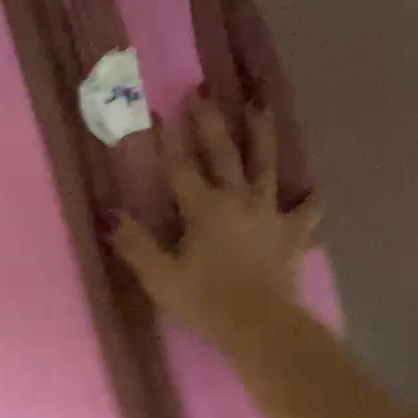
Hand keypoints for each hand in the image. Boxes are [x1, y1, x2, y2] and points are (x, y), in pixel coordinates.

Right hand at [109, 97, 319, 344]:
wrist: (259, 325)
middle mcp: (239, 200)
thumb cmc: (204, 302)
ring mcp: (270, 214)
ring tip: (259, 108)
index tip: (156, 110)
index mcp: (203, 209)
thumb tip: (108, 214)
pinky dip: (307, 198)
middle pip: (224, 154)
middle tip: (204, 92)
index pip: (179, 167)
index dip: (165, 140)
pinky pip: (305, 210)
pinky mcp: (293, 234)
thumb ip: (134, 244)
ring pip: (267, 165)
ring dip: (262, 135)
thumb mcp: (159, 277)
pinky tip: (309, 191)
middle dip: (211, 122)